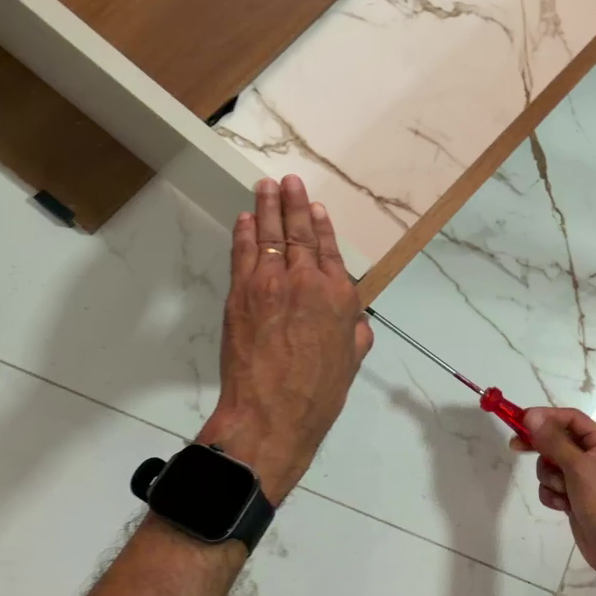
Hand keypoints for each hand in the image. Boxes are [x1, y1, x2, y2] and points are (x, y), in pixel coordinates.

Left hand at [199, 175, 372, 502]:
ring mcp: (270, 283)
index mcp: (339, 296)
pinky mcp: (241, 294)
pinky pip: (243, 253)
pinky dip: (244, 233)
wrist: (270, 414)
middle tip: (289, 180)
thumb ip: (354, 329)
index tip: (316, 207)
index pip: (329, 250)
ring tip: (266, 186)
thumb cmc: (318, 393)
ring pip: (268, 235)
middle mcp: (307, 281)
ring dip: (267, 207)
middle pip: (299, 234)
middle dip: (294, 204)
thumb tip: (353, 315)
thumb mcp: (352, 359)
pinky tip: (244, 218)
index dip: (322, 226)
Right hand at [515, 408, 595, 581]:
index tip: (520, 420)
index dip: (545, 417)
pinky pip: (552, 486)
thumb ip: (554, 441)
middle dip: (542, 449)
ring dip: (550, 478)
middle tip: (515, 446)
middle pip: (557, 440)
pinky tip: (563, 506)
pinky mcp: (574, 496)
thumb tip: (532, 415)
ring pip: (551, 465)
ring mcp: (583, 477)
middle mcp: (593, 455)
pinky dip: (553, 494)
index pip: (570, 419)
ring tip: (563, 492)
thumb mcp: (578, 467)